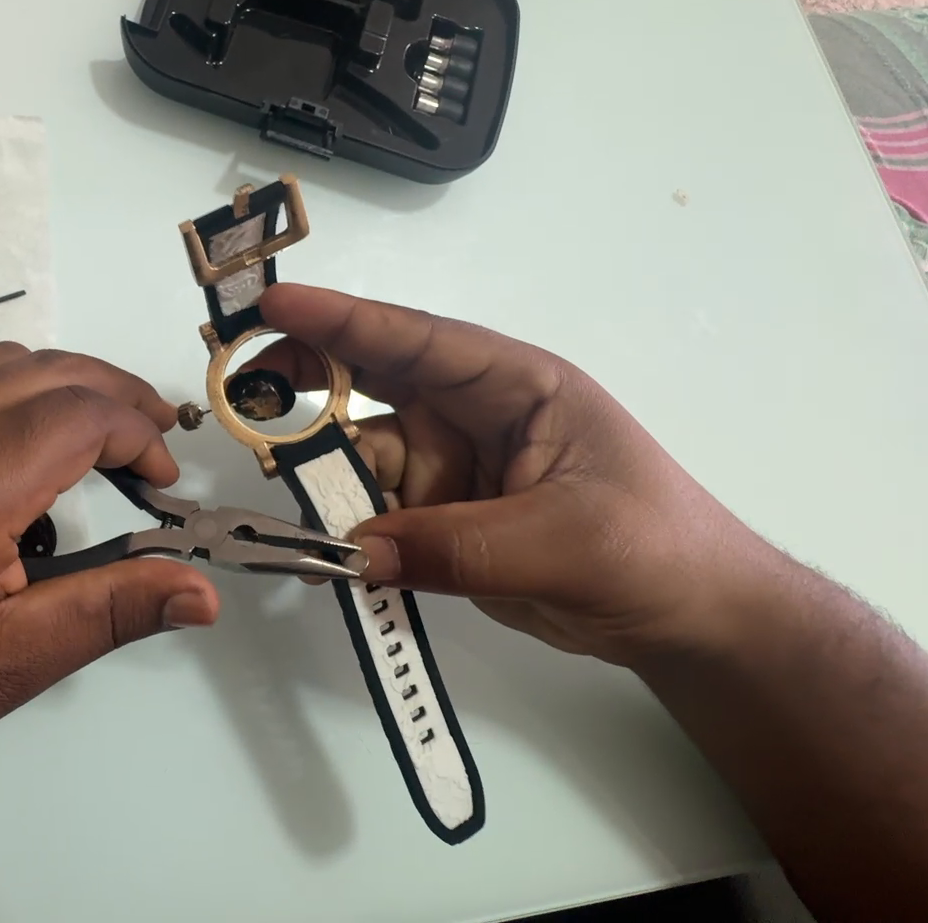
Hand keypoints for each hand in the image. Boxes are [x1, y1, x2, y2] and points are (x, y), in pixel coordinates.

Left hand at [0, 344, 220, 806]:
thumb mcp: (9, 661)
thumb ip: (112, 611)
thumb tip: (204, 594)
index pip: (84, 413)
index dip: (139, 435)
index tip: (164, 483)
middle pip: (51, 370)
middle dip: (117, 394)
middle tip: (155, 440)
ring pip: (1, 362)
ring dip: (64, 382)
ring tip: (99, 431)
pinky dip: (10, 383)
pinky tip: (18, 434)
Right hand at [253, 285, 784, 667]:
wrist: (687, 621)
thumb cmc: (653, 551)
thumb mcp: (565, 542)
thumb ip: (455, 546)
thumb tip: (354, 553)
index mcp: (513, 384)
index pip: (416, 340)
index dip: (341, 320)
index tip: (274, 306)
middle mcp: (468, 413)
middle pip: (369, 380)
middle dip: (305, 376)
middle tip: (240, 382)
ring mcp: (446, 465)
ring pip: (359, 456)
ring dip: (319, 475)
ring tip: (278, 500)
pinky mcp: (433, 515)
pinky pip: (369, 513)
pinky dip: (339, 529)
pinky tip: (314, 553)